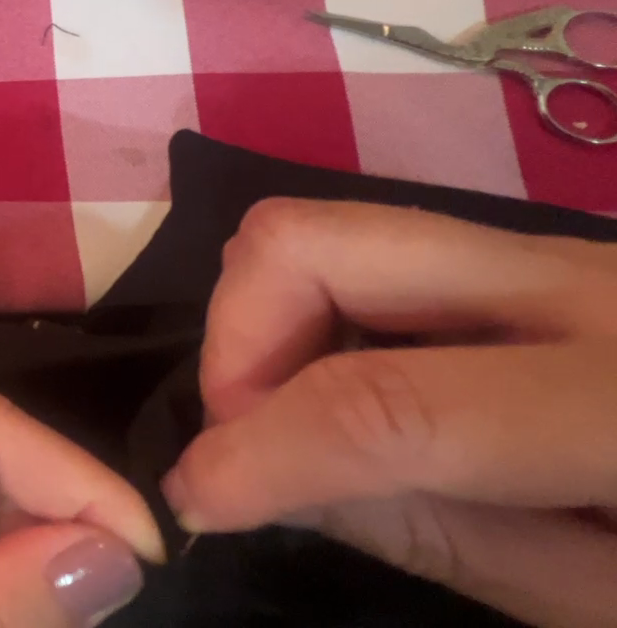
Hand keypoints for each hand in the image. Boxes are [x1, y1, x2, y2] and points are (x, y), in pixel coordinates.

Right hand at [164, 199, 616, 627]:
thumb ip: (440, 537)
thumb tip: (261, 485)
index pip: (390, 404)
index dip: (263, 451)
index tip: (192, 500)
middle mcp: (584, 281)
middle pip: (311, 242)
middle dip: (236, 337)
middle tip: (247, 430)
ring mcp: (551, 249)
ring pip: (317, 232)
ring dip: (260, 322)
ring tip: (290, 413)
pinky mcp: (522, 255)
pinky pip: (355, 256)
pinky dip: (303, 317)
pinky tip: (345, 389)